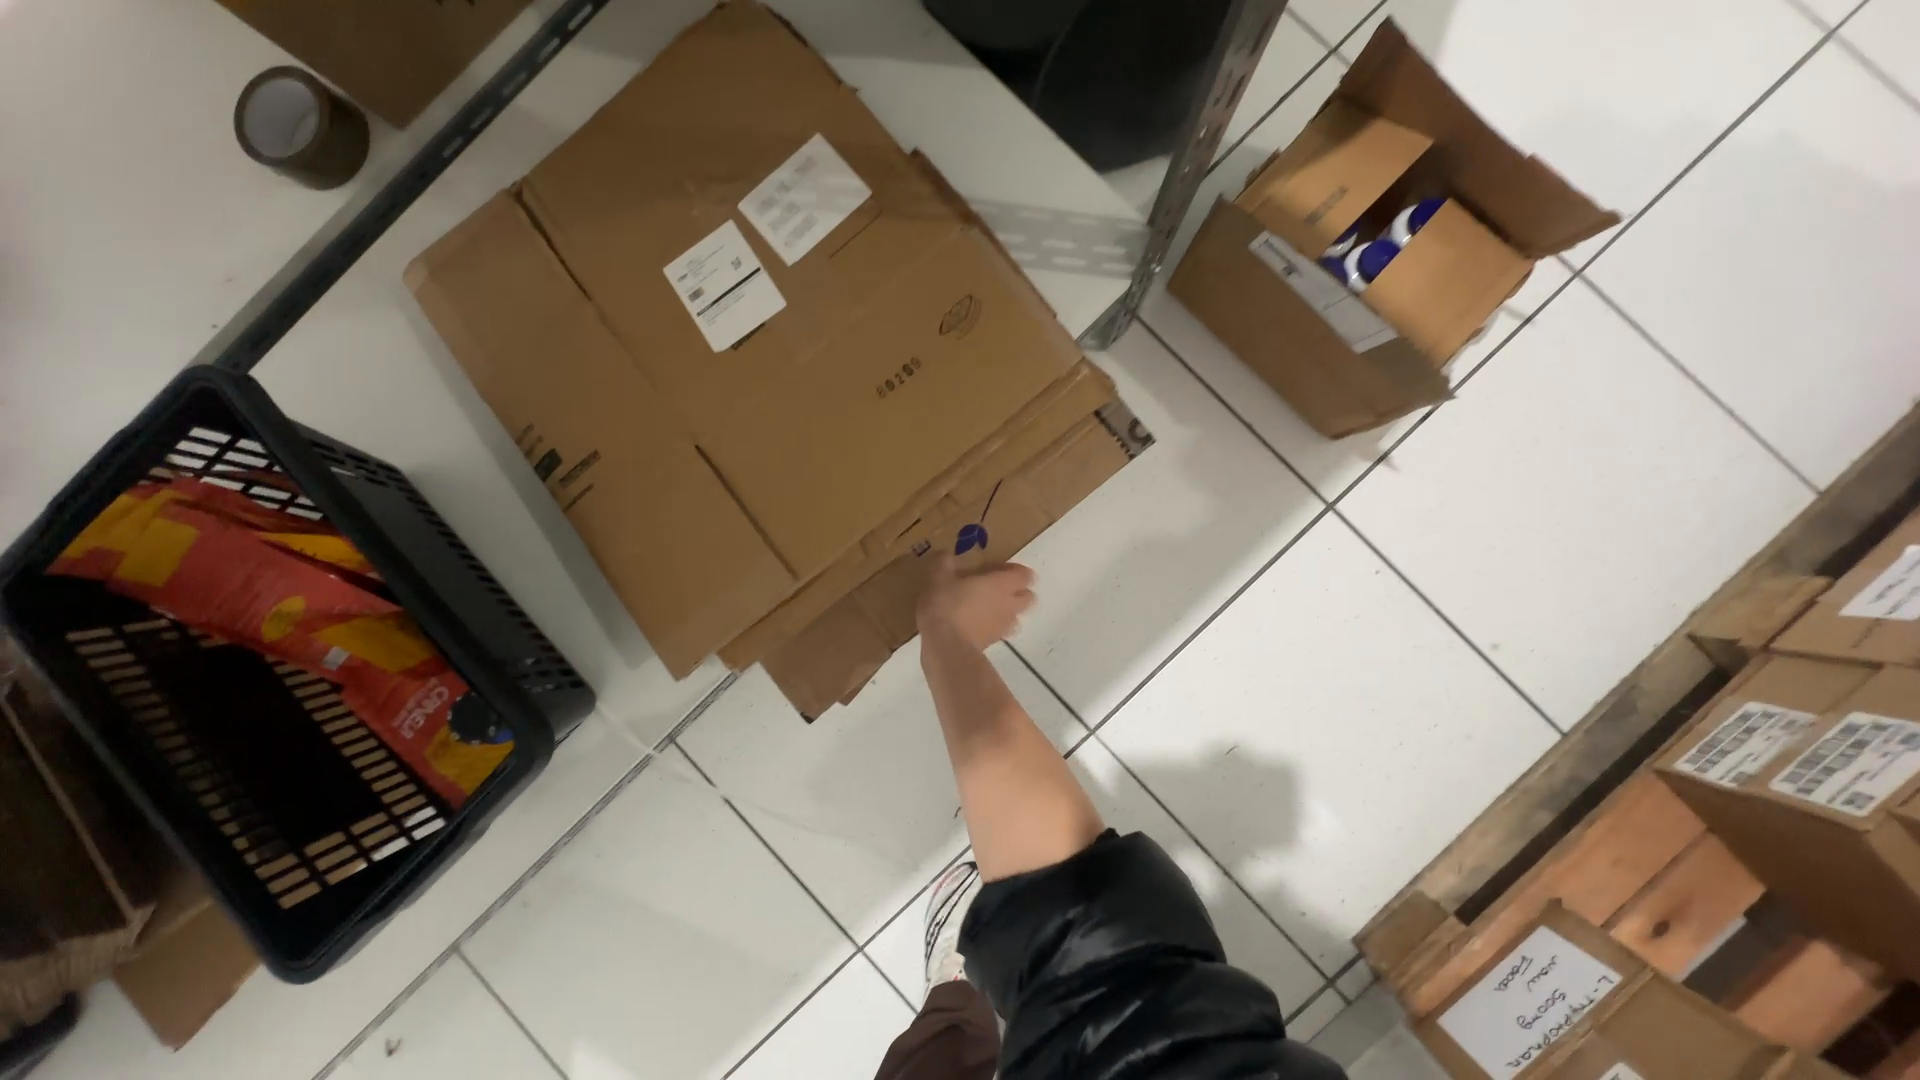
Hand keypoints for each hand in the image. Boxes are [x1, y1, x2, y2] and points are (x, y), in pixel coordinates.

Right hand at [917, 552, 1035, 650]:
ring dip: (1007, 611)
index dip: (1016, 571)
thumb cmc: (946, 605)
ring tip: (986, 607)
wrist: (945, 646)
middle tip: (997, 588)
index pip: (1025, 575)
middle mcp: (1009, 604)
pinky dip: (994, 627)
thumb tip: (946, 555)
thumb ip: (944, 562)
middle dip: (1018, 592)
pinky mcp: (993, 643)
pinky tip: (974, 625)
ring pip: (1016, 617)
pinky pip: (1001, 632)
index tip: (1000, 569)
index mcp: (1001, 584)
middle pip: (1028, 598)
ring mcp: (1003, 626)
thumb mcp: (938, 577)